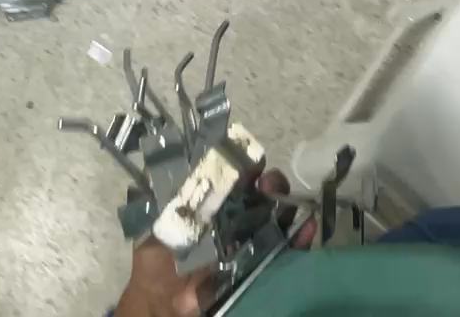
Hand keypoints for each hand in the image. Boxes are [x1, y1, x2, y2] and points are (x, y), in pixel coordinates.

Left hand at [114, 169, 314, 316]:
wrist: (167, 312)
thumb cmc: (157, 270)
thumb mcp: (152, 235)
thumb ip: (161, 209)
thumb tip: (160, 179)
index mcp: (209, 204)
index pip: (231, 176)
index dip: (240, 163)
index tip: (245, 158)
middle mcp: (233, 218)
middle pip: (258, 190)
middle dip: (266, 179)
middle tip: (264, 181)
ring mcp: (251, 241)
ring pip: (276, 213)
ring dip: (284, 200)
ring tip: (282, 197)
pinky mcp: (265, 266)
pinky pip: (288, 249)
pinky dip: (301, 236)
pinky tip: (307, 226)